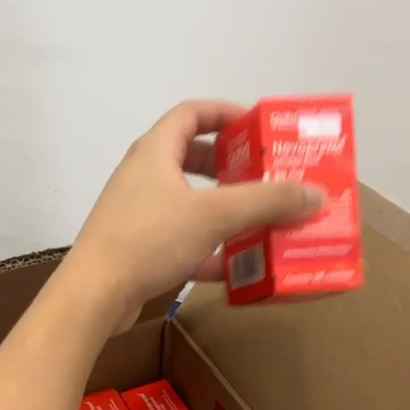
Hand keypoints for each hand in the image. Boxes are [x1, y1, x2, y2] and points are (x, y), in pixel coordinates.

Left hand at [63, 100, 321, 331]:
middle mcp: (142, 178)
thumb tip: (315, 194)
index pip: (191, 114)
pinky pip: (179, 243)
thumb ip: (266, 201)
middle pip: (190, 160)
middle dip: (230, 168)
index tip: (257, 127)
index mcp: (155, 152)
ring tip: (260, 222)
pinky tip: (237, 269)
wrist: (94, 295)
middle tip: (265, 178)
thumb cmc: (149, 240)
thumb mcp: (214, 215)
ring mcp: (136, 216)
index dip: (225, 113)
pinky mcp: (135, 252)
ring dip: (223, 213)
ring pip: (187, 206)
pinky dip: (207, 251)